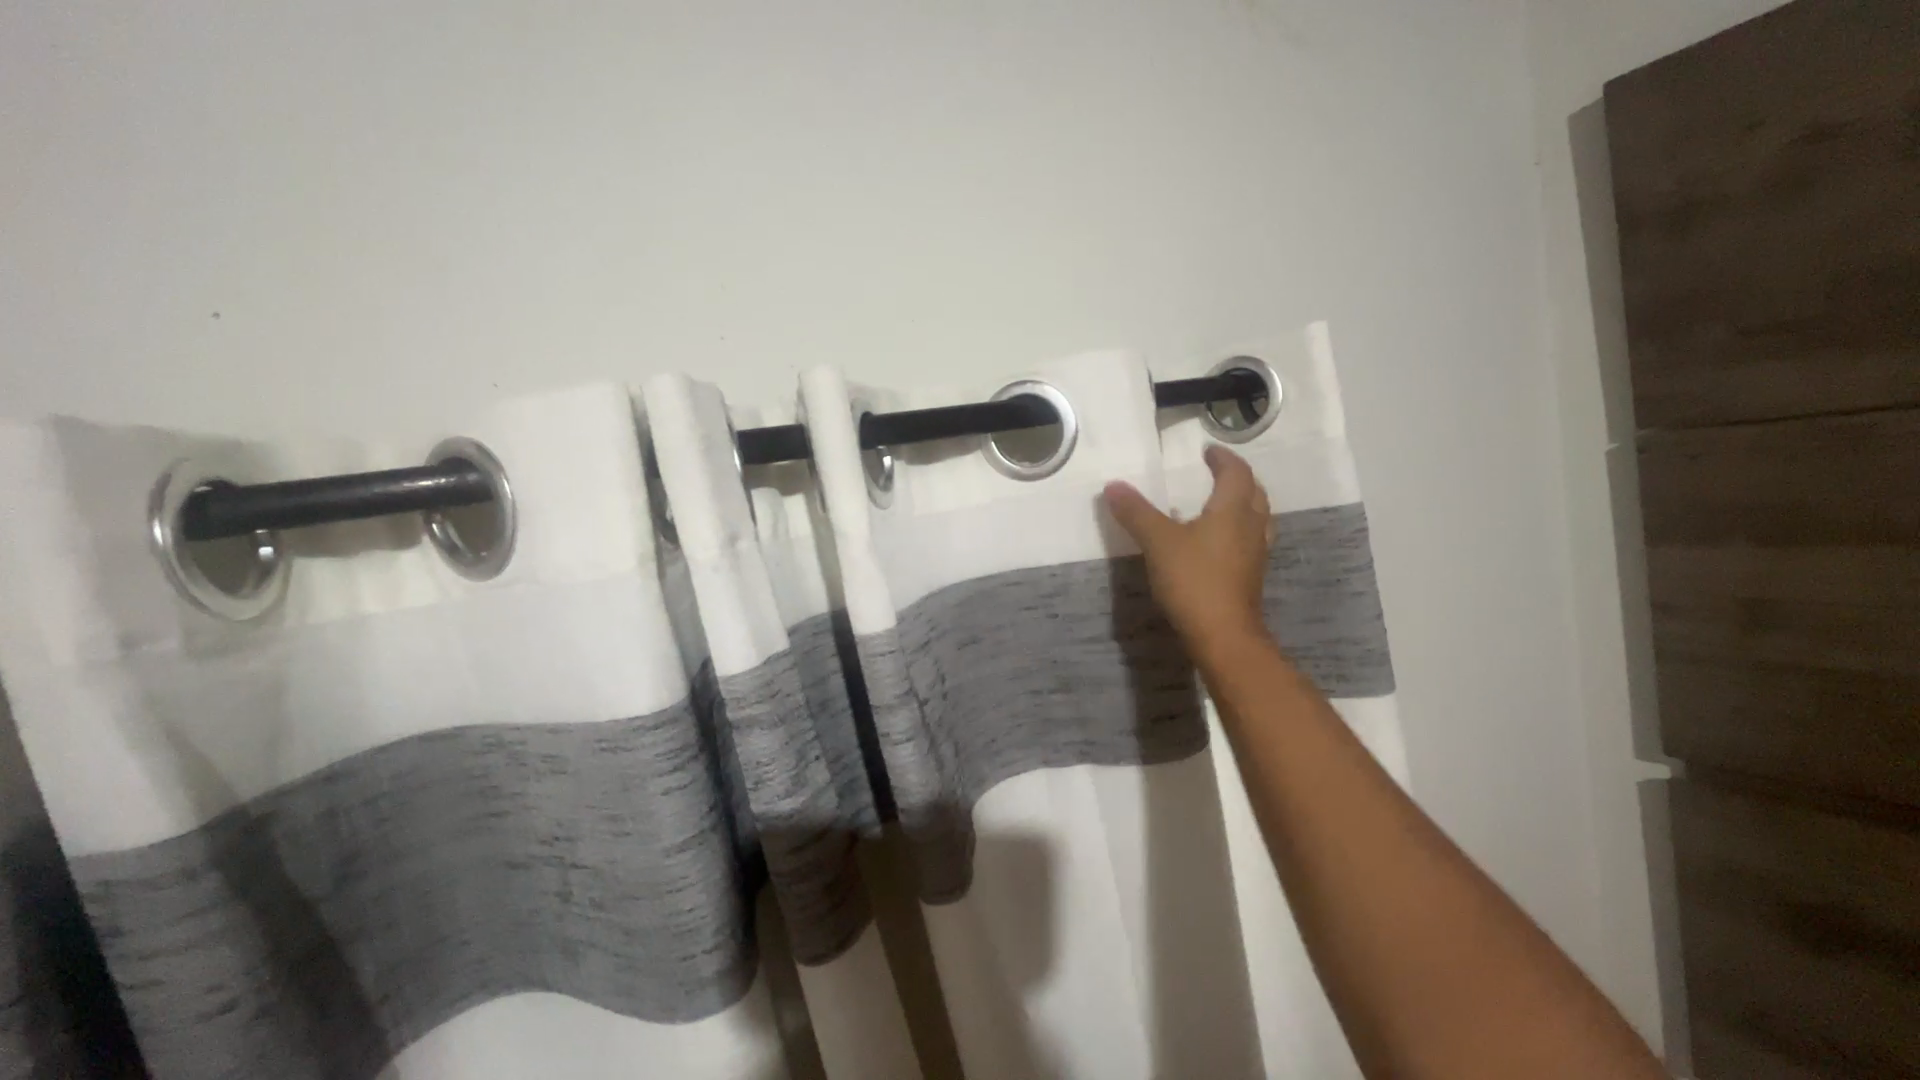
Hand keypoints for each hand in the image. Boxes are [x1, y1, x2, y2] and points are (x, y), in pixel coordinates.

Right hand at [1104, 445, 1272, 659]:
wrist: (1223, 634)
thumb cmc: (1193, 580)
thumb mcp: (1157, 542)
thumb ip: (1136, 512)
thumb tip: (1113, 486)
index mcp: (1233, 510)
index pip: (1236, 473)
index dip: (1224, 458)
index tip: (1208, 451)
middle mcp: (1252, 526)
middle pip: (1254, 493)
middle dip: (1238, 479)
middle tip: (1219, 473)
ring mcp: (1256, 554)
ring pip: (1259, 518)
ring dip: (1244, 504)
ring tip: (1223, 505)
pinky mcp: (1252, 577)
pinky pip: (1252, 541)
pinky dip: (1240, 531)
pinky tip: (1221, 543)